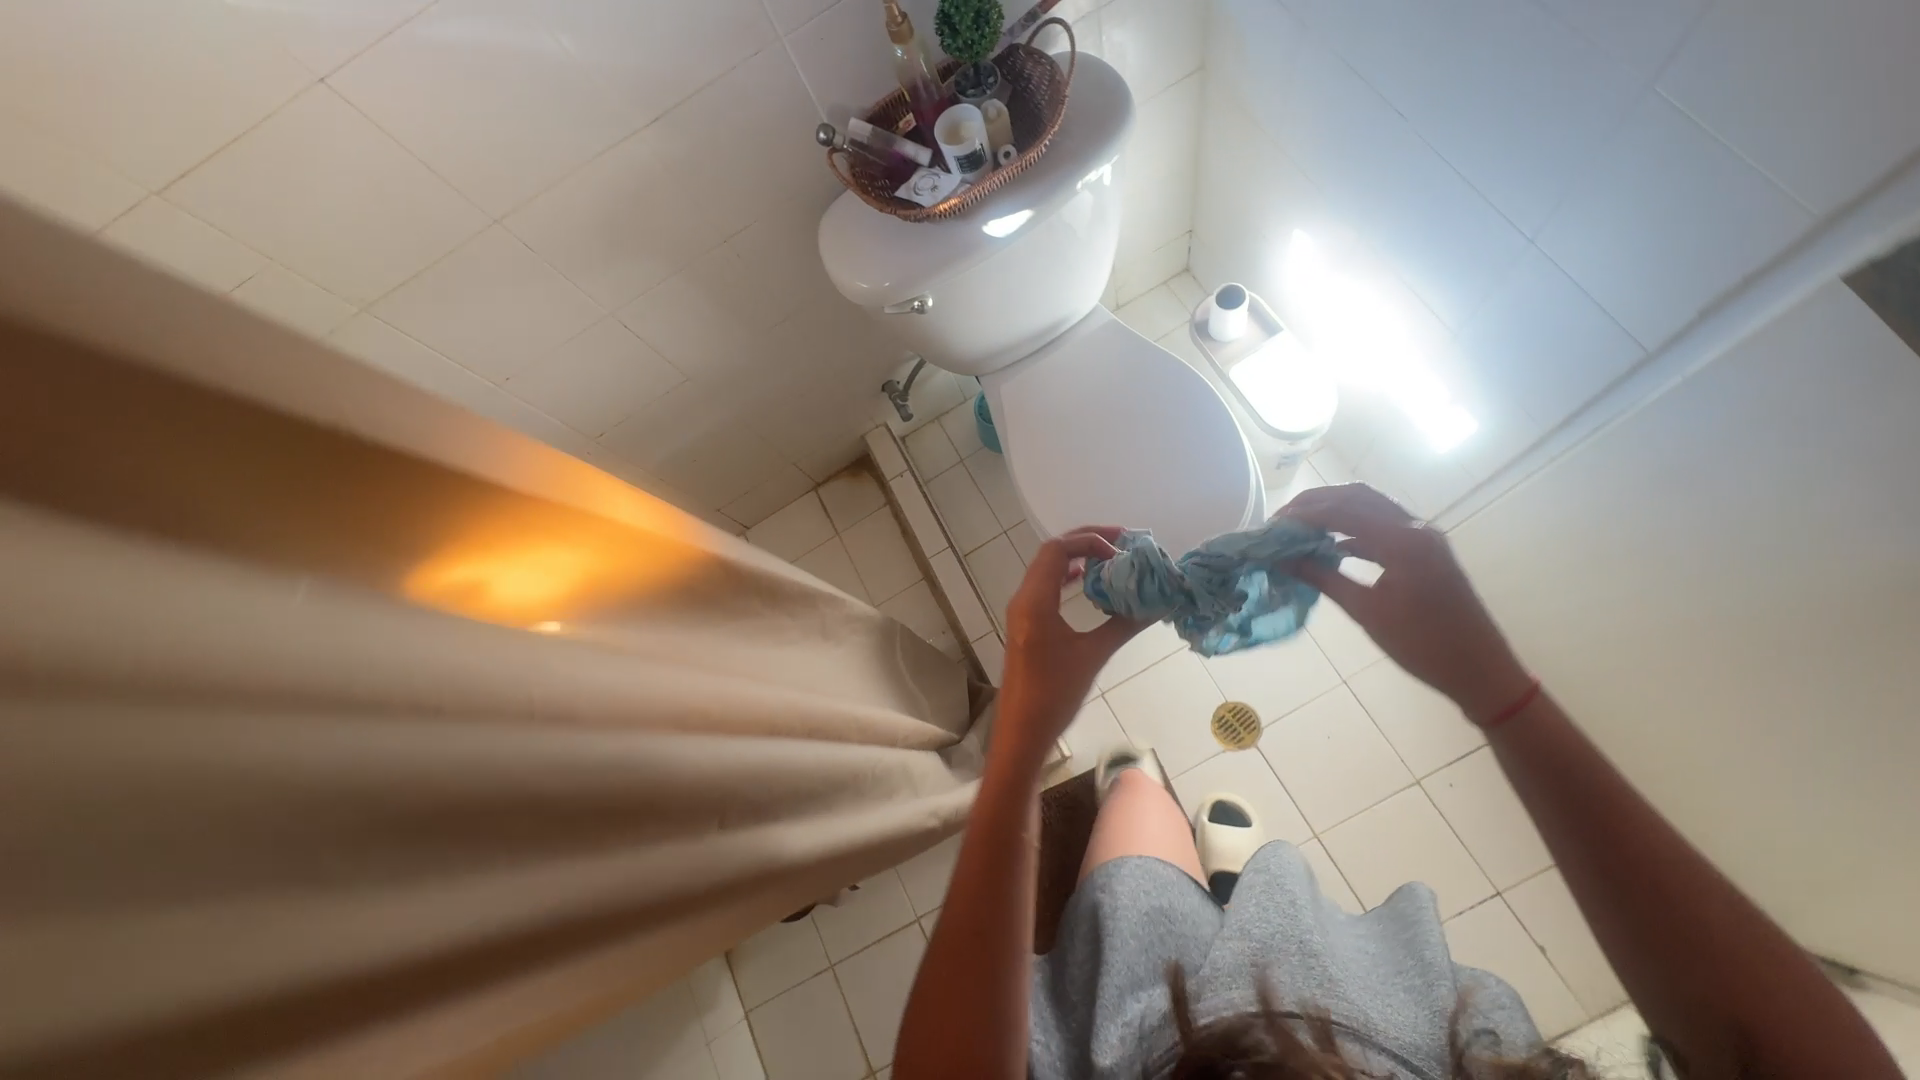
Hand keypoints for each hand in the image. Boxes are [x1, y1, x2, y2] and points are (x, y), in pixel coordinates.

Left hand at [996, 527, 1148, 758]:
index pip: (1058, 550)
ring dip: (1076, 559)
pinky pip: (1044, 588)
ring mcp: (1021, 612)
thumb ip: (1124, 624)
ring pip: (1046, 569)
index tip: (1122, 550)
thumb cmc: (1055, 694)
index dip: (1090, 541)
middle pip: (1050, 553)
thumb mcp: (1094, 656)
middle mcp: (1023, 599)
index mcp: (1035, 601)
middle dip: (1085, 542)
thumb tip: (1156, 604)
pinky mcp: (1024, 625)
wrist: (1022, 731)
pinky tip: (1088, 584)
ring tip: (1110, 559)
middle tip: (1121, 542)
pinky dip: (1066, 578)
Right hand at [1279, 485, 1533, 724]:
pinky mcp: (1426, 549)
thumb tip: (1284, 560)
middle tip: (1281, 520)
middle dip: (1316, 503)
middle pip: (1357, 497)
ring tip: (1300, 528)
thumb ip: (1324, 579)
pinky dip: (1354, 528)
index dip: (1303, 514)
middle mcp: (1415, 528)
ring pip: (1371, 506)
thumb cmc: (1423, 646)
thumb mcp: (1367, 613)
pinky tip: (1331, 545)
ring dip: (1335, 511)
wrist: (1480, 669)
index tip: (1271, 525)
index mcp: (1402, 542)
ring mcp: (1424, 536)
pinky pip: (1383, 525)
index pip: (1342, 511)